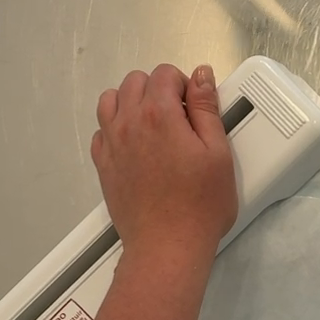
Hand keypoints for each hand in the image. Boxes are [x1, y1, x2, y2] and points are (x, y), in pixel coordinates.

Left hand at [91, 64, 236, 262]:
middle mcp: (128, 123)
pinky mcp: (104, 165)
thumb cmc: (199, 206)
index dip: (186, 86)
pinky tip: (138, 145)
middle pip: (136, 82)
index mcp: (159, 115)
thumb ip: (207, 108)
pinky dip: (117, 127)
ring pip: (111, 100)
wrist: (167, 245)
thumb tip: (201, 77)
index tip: (197, 108)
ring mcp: (112, 144)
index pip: (165, 74)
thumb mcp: (218, 153)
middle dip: (159, 90)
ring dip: (133, 102)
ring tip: (157, 125)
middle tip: (182, 118)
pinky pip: (101, 130)